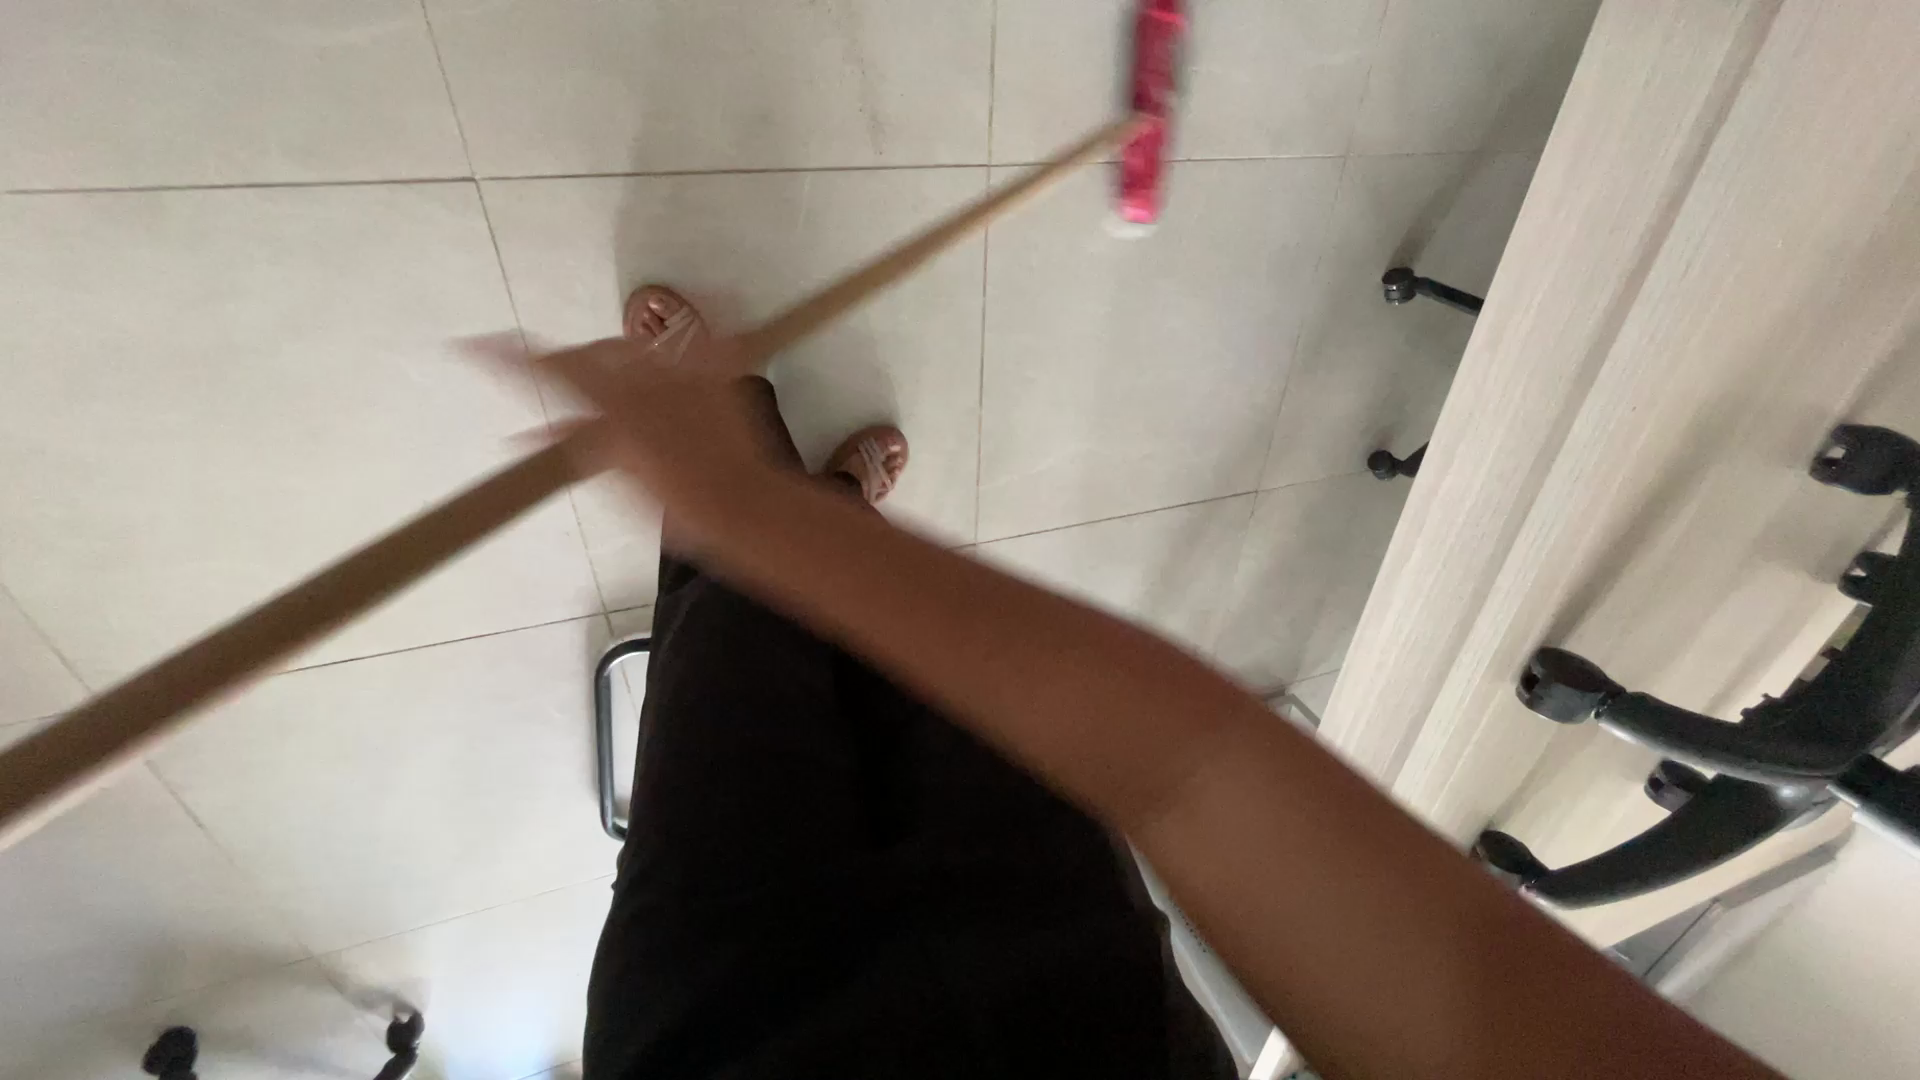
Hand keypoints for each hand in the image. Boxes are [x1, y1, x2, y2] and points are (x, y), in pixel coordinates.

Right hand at [463, 332, 778, 545]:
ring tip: (614, 368)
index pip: (549, 372)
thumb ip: (579, 448)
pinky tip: (706, 298)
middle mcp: (647, 385)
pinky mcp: (721, 378)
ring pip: (637, 347)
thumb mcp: (621, 487)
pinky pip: (711, 336)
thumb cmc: (684, 508)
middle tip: (560, 373)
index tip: (473, 346)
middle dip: (571, 361)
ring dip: (617, 354)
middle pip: (593, 355)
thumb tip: (527, 433)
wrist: (746, 505)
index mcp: (615, 411)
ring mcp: (686, 378)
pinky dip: (702, 323)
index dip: (507, 357)